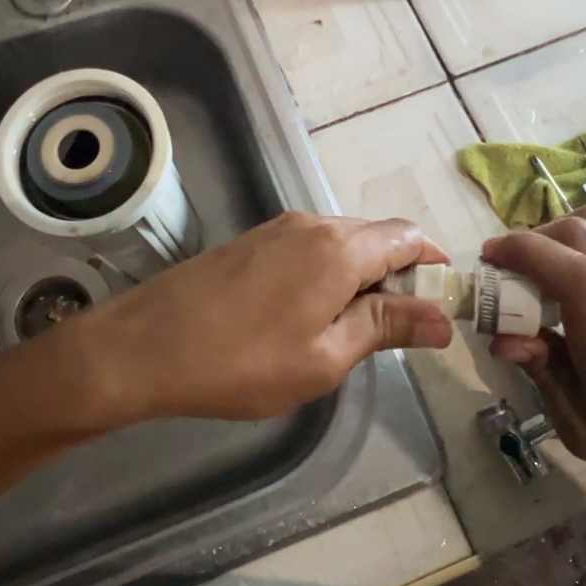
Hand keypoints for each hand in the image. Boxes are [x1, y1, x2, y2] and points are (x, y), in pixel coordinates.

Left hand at [66, 212, 454, 422]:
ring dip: (361, 278)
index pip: (409, 237)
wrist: (142, 347)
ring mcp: (276, 229)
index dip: (434, 266)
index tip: (442, 306)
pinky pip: (308, 249)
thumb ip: (383, 327)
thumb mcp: (324, 357)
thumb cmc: (241, 362)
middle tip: (400, 331)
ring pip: (341, 244)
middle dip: (399, 276)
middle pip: (377, 237)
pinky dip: (327, 275)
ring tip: (354, 331)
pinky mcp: (250, 242)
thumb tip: (440, 317)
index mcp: (339, 248)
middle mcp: (312, 224)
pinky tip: (311, 316)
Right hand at [482, 205, 585, 497]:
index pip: (574, 273)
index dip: (526, 252)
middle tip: (507, 264)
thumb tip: (502, 339)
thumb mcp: (584, 429)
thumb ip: (544, 375)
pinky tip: (573, 272)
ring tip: (538, 263)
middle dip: (533, 237)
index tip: (491, 257)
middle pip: (584, 233)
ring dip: (559, 232)